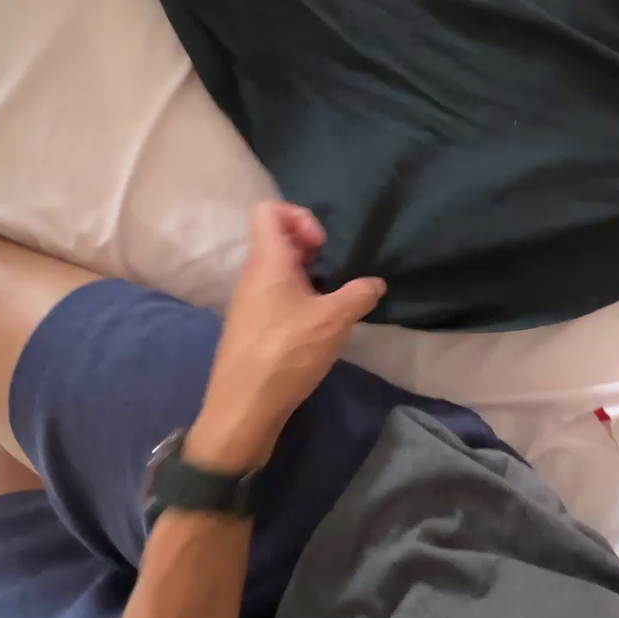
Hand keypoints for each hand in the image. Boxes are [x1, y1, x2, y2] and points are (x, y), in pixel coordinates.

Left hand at [188, 202, 385, 471]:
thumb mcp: (333, 321)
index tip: (322, 244)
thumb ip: (358, 295)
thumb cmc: (286, 354)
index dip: (299, 215)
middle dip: (310, 246)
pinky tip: (318, 324)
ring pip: (278, 269)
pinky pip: (275, 295)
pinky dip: (298, 298)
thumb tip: (375, 283)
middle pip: (277, 238)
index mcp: (267, 261)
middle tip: (334, 270)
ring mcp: (250, 301)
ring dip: (306, 275)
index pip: (268, 210)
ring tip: (332, 298)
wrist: (243, 408)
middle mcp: (253, 275)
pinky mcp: (252, 326)